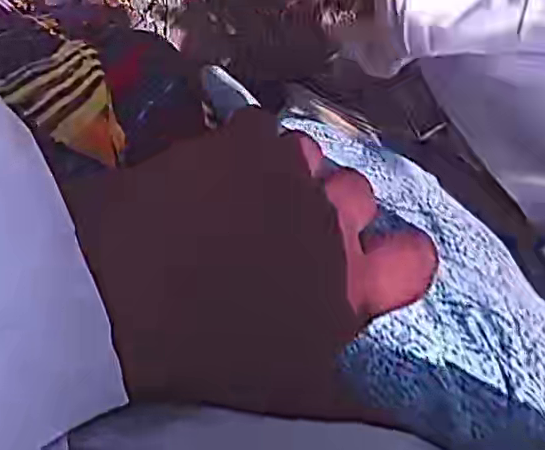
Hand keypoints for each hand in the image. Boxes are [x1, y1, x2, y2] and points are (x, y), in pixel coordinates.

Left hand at [60, 109, 436, 421]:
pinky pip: (261, 126)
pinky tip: (222, 162)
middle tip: (288, 225)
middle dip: (330, 207)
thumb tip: (420, 431)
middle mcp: (332, 220)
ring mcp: (284, 173)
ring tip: (251, 192)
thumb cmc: (207, 349)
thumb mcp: (298, 390)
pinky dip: (247, 141)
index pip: (415, 256)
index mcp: (355, 287)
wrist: (124, 286)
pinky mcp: (237, 140)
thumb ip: (362, 397)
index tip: (367, 254)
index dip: (393, 254)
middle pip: (359, 192)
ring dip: (288, 170)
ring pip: (309, 153)